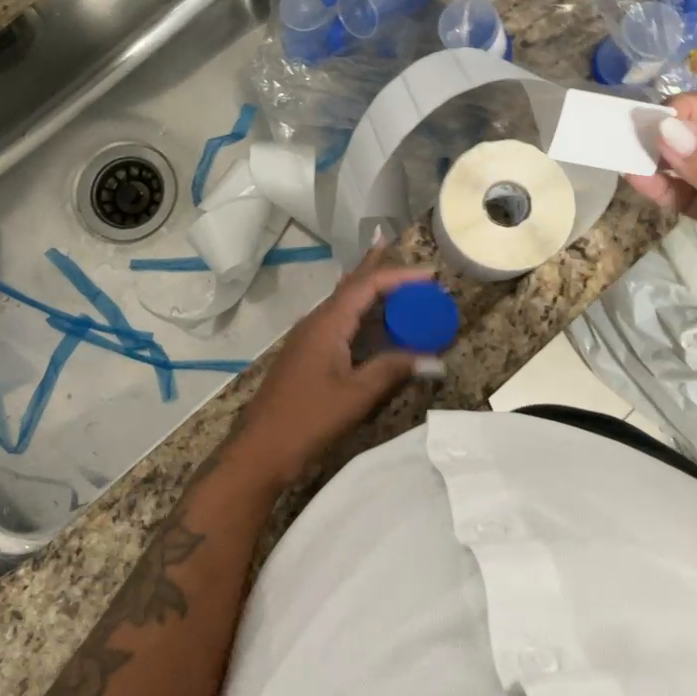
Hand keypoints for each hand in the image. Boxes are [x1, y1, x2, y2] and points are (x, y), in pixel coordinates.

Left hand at [233, 247, 433, 482]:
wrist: (261, 449)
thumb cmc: (309, 419)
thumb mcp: (357, 395)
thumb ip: (393, 370)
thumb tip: (435, 359)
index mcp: (327, 324)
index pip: (366, 286)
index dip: (399, 276)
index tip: (430, 275)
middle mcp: (316, 323)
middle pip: (350, 286)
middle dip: (374, 268)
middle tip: (394, 246)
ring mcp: (308, 340)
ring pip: (343, 305)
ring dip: (367, 292)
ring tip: (389, 279)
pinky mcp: (307, 357)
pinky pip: (339, 324)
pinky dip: (360, 316)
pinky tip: (369, 323)